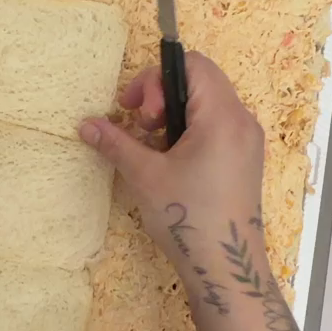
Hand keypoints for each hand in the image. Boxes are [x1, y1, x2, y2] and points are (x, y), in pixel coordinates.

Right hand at [78, 52, 266, 272]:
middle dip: (161, 97)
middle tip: (141, 128)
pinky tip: (170, 162)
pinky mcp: (244, 160)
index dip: (156, 77)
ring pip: (207, 105)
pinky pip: (215, 127)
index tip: (136, 110)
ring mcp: (246, 141)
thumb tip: (85, 124)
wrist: (226, 266)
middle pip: (199, 81)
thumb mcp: (144, 176)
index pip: (192, 64)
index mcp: (222, 116)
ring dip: (173, 116)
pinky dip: (188, 132)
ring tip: (152, 148)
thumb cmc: (187, 217)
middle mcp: (242, 121)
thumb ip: (115, 142)